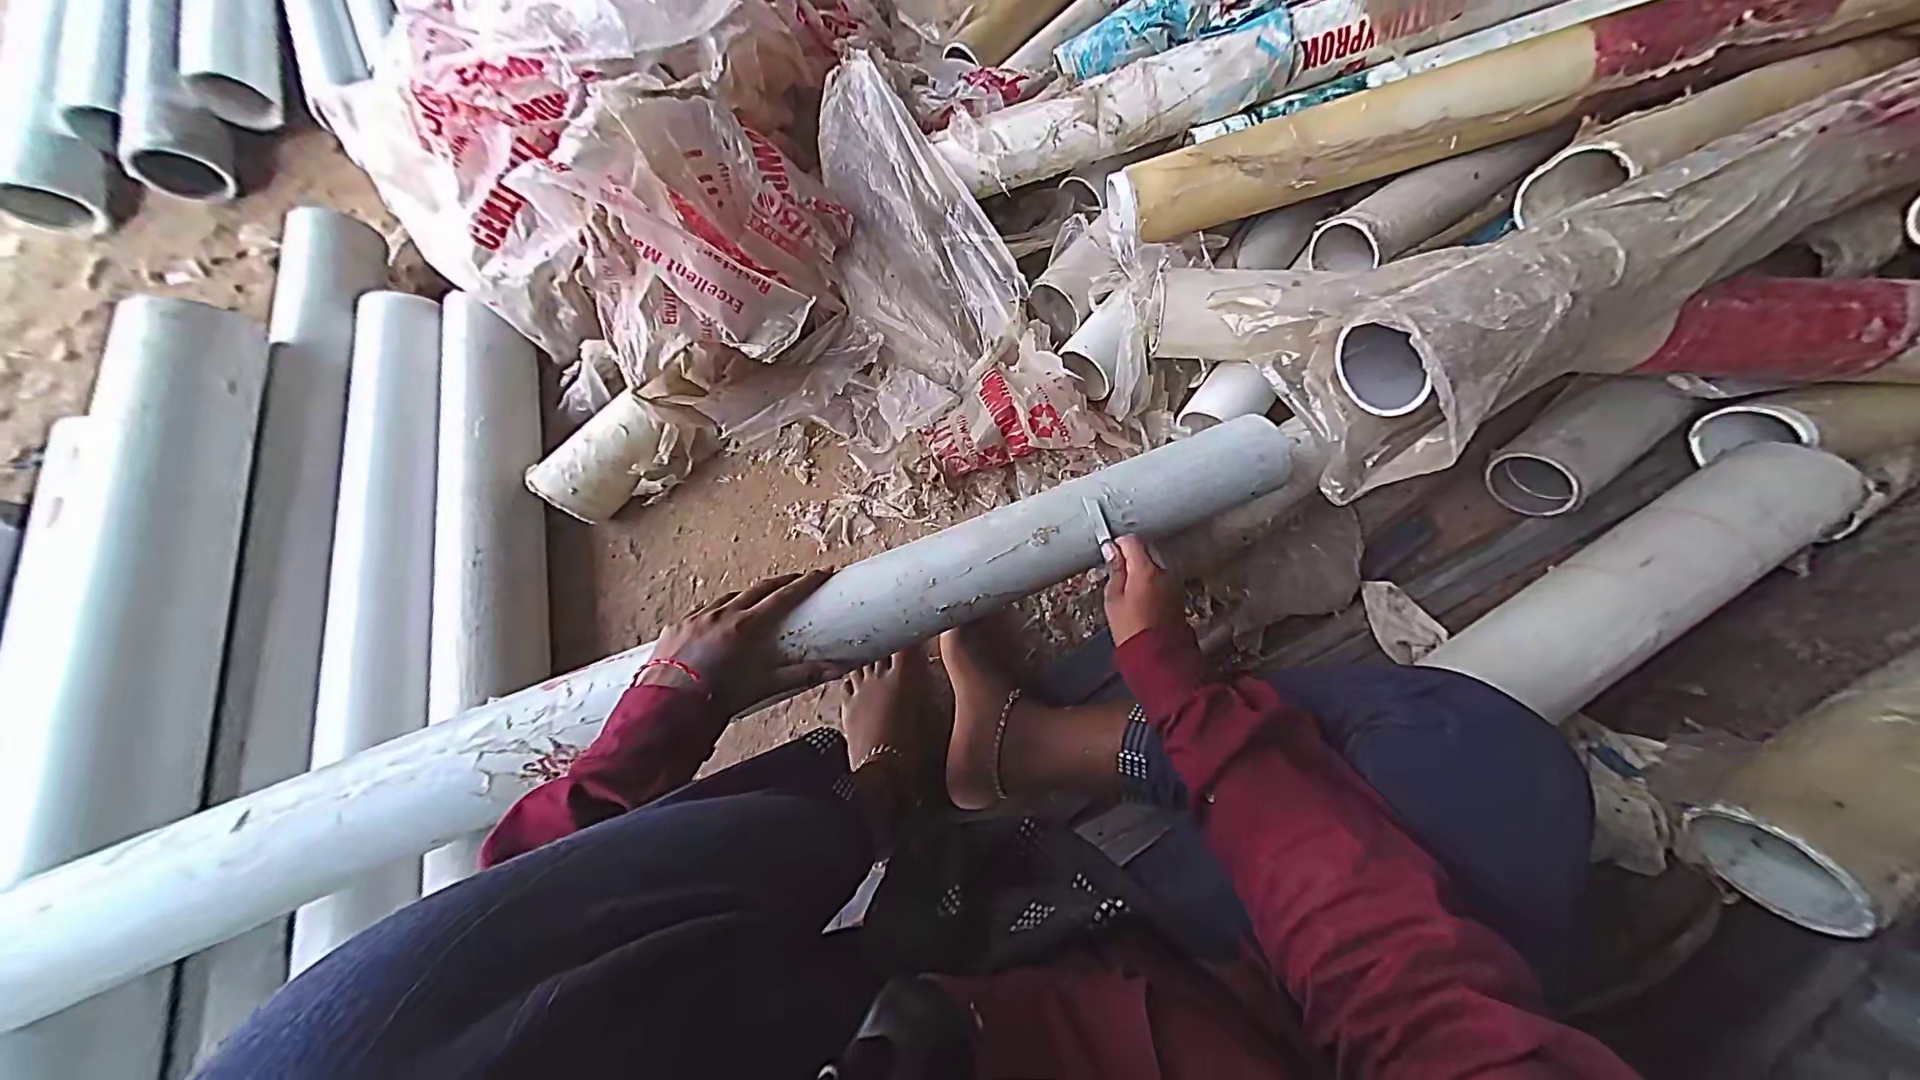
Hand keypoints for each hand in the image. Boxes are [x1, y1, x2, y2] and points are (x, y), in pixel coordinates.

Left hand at [641, 570, 848, 715]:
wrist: (667, 709)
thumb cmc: (718, 698)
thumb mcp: (765, 686)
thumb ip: (801, 675)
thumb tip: (835, 670)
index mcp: (747, 626)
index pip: (785, 596)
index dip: (806, 583)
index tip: (821, 573)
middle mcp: (723, 614)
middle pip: (759, 588)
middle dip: (781, 582)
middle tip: (797, 579)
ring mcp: (698, 618)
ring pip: (729, 597)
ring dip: (748, 595)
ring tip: (759, 599)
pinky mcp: (678, 627)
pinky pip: (703, 611)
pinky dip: (718, 610)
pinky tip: (721, 619)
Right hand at [1102, 534, 1182, 646]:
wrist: (1156, 654)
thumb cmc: (1132, 630)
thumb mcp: (1113, 598)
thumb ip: (1114, 570)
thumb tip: (1111, 550)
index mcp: (1145, 571)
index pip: (1132, 541)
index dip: (1118, 544)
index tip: (1110, 552)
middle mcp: (1164, 572)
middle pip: (1146, 550)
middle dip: (1132, 556)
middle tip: (1118, 573)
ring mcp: (1174, 582)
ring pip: (1156, 563)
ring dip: (1143, 568)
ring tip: (1130, 589)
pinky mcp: (1178, 593)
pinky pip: (1163, 577)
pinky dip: (1152, 580)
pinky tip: (1142, 596)